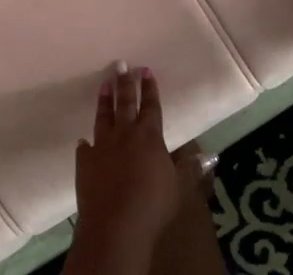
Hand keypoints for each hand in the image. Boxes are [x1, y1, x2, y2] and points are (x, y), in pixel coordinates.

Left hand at [73, 64, 180, 255]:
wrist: (115, 227)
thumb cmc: (153, 206)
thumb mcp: (180, 188)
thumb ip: (190, 169)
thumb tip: (208, 155)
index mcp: (149, 137)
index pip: (151, 106)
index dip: (150, 89)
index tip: (145, 70)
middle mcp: (125, 135)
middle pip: (125, 104)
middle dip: (125, 83)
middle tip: (121, 65)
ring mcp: (102, 147)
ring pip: (103, 118)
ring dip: (104, 101)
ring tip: (104, 85)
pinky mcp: (85, 163)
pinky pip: (86, 149)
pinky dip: (86, 143)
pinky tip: (84, 140)